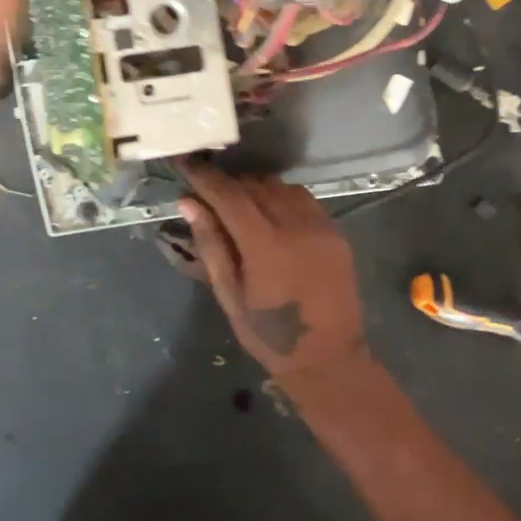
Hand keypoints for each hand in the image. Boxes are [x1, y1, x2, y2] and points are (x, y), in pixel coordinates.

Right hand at [177, 160, 369, 383]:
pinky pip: (303, 198)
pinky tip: (268, 207)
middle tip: (205, 184)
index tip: (184, 161)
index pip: (228, 195)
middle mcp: (296, 226)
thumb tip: (187, 202)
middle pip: (253, 185)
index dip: (204, 176)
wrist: (328, 359)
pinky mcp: (336, 232)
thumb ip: (210, 243)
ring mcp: (320, 227)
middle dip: (226, 181)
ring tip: (235, 197)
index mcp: (264, 246)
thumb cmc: (269, 334)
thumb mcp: (229, 294)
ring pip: (279, 186)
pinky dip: (280, 195)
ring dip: (253, 185)